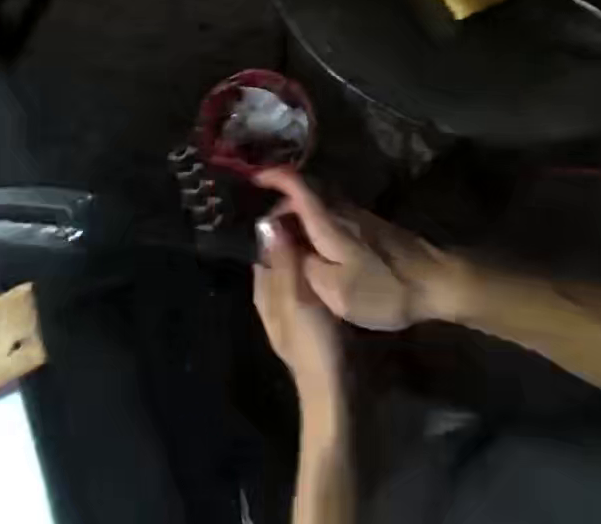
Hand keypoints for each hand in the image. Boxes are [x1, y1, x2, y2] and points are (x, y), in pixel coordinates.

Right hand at [254, 169, 472, 330]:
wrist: (439, 283)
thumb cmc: (386, 287)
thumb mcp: (336, 291)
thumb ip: (302, 267)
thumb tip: (282, 247)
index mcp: (326, 221)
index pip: (295, 184)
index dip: (272, 176)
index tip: (253, 178)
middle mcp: (339, 210)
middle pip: (302, 196)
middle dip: (280, 209)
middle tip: (267, 236)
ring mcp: (356, 217)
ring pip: (317, 208)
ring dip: (298, 220)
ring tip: (289, 248)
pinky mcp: (369, 228)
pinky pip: (330, 218)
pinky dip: (315, 228)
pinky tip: (316, 253)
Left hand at [254, 217, 343, 396]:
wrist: (337, 397)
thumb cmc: (312, 347)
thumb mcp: (296, 300)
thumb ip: (283, 263)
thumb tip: (267, 222)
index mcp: (263, 289)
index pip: (265, 245)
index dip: (279, 225)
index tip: (297, 203)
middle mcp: (273, 295)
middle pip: (281, 256)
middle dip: (295, 236)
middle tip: (317, 211)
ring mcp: (294, 307)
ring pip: (297, 268)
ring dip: (308, 251)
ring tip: (327, 226)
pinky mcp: (314, 316)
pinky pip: (312, 282)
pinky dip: (319, 268)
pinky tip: (336, 260)